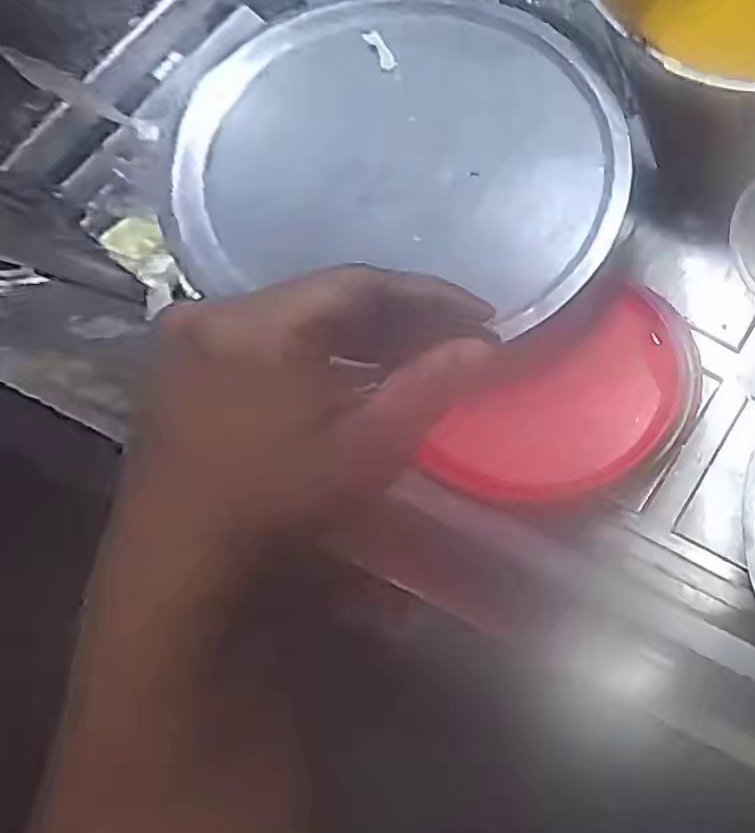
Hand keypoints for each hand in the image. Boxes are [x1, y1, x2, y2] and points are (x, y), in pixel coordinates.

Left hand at [123, 265, 499, 561]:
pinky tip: (375, 371)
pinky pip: (283, 334)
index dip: (433, 294)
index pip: (361, 283)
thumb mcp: (376, 439)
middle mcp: (216, 314)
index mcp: (259, 326)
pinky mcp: (193, 362)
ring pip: (309, 314)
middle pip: (332, 295)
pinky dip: (338, 346)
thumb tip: (486, 345)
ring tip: (432, 355)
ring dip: (376, 331)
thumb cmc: (288, 492)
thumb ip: (432, 383)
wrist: (189, 549)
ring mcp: (197, 337)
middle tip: (467, 339)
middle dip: (409, 314)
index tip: (487, 317)